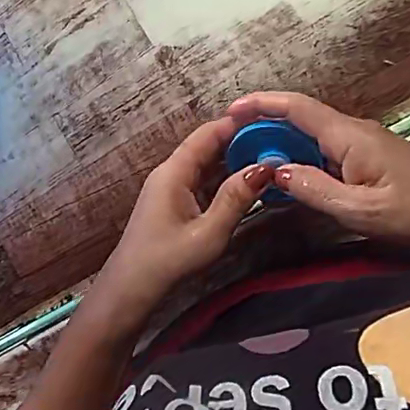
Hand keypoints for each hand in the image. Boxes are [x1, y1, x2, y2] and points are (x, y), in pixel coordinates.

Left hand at [94, 117, 272, 311]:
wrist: (132, 289)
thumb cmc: (168, 260)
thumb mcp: (209, 232)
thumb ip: (236, 198)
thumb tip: (265, 168)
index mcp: (174, 171)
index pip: (208, 134)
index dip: (237, 123)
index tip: (270, 120)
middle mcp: (171, 173)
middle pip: (208, 147)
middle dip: (241, 142)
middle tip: (277, 141)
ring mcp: (172, 188)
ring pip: (207, 165)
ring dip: (235, 162)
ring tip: (270, 158)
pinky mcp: (175, 204)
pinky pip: (203, 182)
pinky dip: (225, 180)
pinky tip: (247, 184)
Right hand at [227, 91, 409, 253]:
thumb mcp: (364, 212)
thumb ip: (314, 190)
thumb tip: (272, 170)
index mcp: (350, 136)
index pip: (297, 107)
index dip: (261, 104)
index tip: (229, 112)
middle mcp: (356, 132)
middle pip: (301, 119)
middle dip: (265, 127)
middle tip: (231, 148)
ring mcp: (368, 146)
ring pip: (314, 138)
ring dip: (282, 145)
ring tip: (251, 163)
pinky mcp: (376, 162)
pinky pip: (329, 154)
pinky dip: (304, 160)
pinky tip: (293, 180)